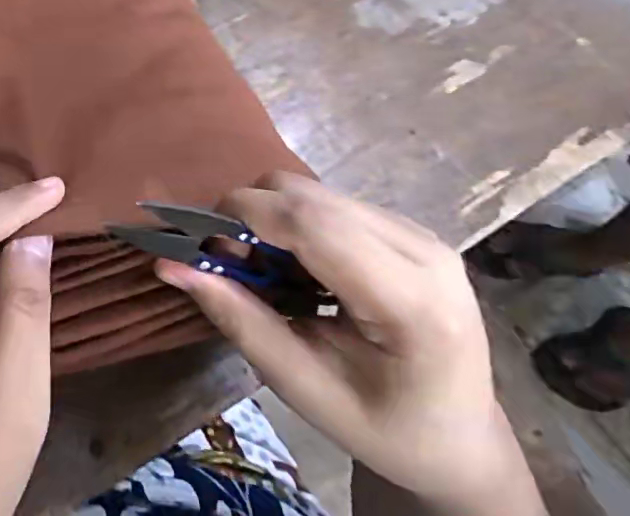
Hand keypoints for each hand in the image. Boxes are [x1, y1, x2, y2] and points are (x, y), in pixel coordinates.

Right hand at [156, 173, 542, 515]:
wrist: (459, 439)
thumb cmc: (384, 430)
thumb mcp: (305, 389)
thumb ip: (240, 321)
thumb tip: (170, 266)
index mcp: (412, 301)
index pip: (313, 224)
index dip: (245, 216)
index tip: (199, 242)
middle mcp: (422, 248)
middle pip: (307, 195)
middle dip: (250, 216)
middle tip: (227, 265)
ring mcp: (418, 231)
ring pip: (313, 191)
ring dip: (270, 218)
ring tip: (264, 273)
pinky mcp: (405, 226)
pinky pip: (328, 201)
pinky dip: (294, 223)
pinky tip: (298, 270)